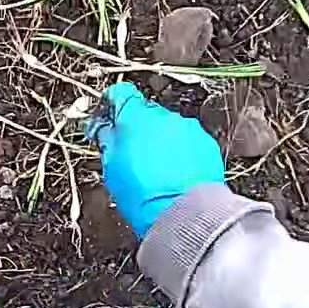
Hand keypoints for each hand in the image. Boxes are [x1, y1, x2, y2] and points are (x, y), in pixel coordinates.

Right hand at [87, 83, 224, 237]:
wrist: (184, 214)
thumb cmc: (144, 194)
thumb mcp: (111, 167)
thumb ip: (107, 140)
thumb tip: (103, 128)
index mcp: (135, 117)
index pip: (120, 93)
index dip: (112, 104)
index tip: (108, 117)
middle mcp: (164, 116)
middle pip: (145, 112)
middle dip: (136, 129)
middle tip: (129, 153)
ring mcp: (187, 128)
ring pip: (167, 127)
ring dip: (159, 141)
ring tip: (154, 169)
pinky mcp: (205, 143)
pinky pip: (187, 141)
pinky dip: (180, 152)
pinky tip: (173, 174)